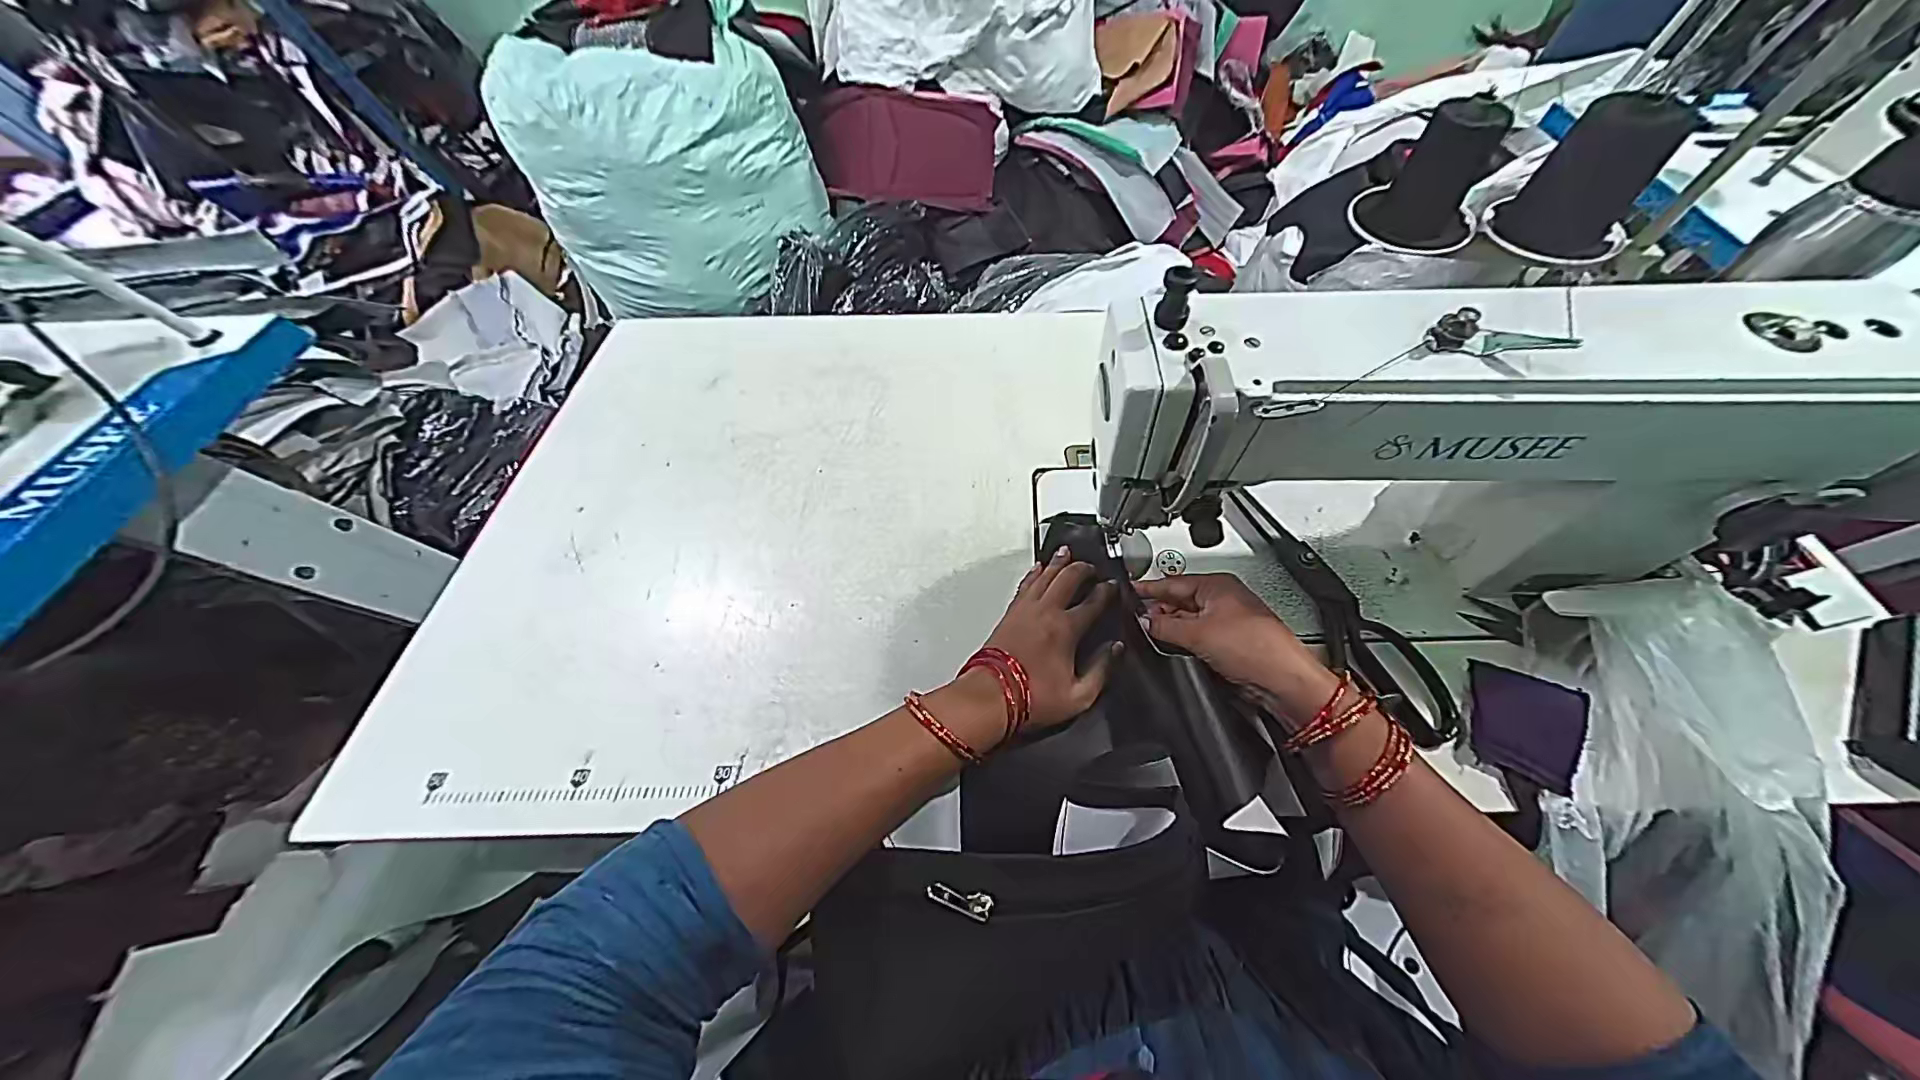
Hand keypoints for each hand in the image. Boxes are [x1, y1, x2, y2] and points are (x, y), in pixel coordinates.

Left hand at [979, 547, 1123, 730]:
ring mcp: (1025, 610)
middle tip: (1092, 568)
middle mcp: (1045, 612)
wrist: (991, 696)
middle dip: (1084, 569)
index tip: (1113, 586)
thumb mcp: (1078, 695)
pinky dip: (1035, 573)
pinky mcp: (1010, 613)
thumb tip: (1114, 651)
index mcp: (1066, 630)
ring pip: (1045, 575)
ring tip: (1067, 553)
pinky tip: (1038, 569)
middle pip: (1068, 578)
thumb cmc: (1030, 698)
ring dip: (1058, 562)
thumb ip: (1101, 670)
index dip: (1107, 591)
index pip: (1093, 602)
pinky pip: (1026, 584)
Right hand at [1134, 573, 1338, 724]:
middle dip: (1159, 609)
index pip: (1172, 581)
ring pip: (1187, 619)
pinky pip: (1197, 635)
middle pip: (1179, 599)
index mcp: (1217, 584)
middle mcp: (1223, 599)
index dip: (1149, 587)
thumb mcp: (1196, 633)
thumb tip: (1145, 620)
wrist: (1283, 680)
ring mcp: (1227, 620)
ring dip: (1171, 627)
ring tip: (1154, 634)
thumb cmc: (1257, 647)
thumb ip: (1163, 625)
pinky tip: (1175, 647)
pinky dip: (1184, 640)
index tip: (1130, 591)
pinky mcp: (1229, 641)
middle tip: (1138, 618)